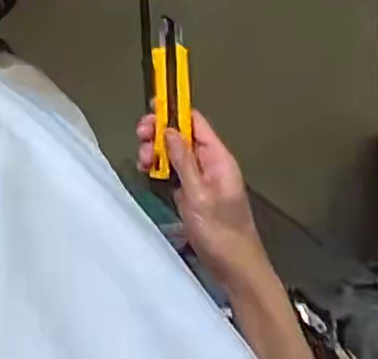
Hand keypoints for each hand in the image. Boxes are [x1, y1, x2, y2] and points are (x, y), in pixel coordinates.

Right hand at [136, 107, 272, 289]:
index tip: (153, 107)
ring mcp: (201, 178)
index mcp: (218, 157)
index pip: (195, 122)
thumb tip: (170, 131)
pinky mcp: (193, 193)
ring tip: (144, 159)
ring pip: (174, 152)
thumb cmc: (223, 234)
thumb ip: (183, 160)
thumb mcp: (199, 194)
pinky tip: (149, 171)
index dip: (174, 111)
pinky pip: (173, 171)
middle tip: (142, 136)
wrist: (235, 270)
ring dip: (156, 151)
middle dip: (159, 132)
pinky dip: (160, 168)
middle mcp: (209, 163)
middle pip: (181, 135)